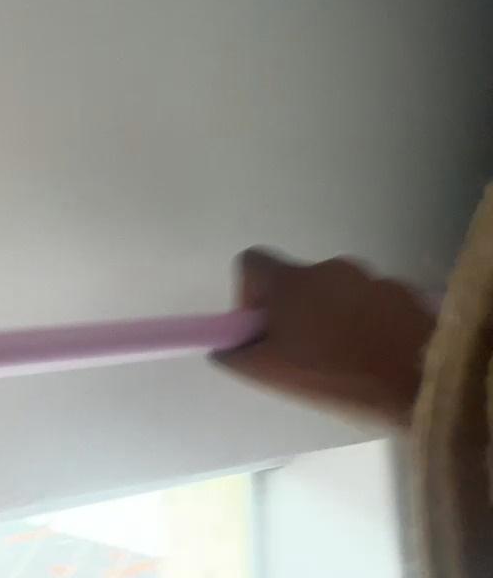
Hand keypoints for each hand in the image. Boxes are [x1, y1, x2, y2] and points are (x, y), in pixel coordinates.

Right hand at [212, 247, 434, 427]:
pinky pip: (385, 304)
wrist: (434, 396)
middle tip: (308, 347)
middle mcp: (333, 269)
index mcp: (291, 279)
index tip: (262, 323)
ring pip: (345, 293)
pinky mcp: (421, 301)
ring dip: (341, 314)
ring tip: (355, 354)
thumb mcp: (266, 373)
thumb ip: (231, 351)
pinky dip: (379, 322)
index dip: (250, 291)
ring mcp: (381, 282)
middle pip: (301, 281)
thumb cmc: (339, 377)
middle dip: (299, 308)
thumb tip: (224, 345)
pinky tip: (386, 353)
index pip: (251, 262)